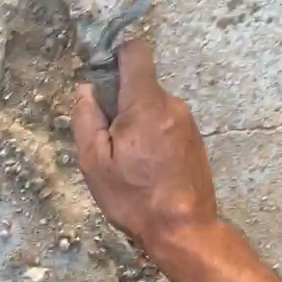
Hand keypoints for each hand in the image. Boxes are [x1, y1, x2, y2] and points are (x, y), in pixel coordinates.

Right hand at [72, 39, 220, 250]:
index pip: (135, 52)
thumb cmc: (134, 198)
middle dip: (120, 103)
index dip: (114, 54)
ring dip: (135, 123)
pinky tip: (146, 167)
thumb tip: (86, 89)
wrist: (183, 228)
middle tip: (108, 141)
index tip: (100, 76)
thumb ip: (86, 118)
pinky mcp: (194, 138)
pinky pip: (165, 123)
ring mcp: (187, 121)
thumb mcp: (94, 162)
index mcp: (146, 104)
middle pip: (140, 84)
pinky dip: (151, 136)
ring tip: (127, 161)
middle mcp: (172, 105)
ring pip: (152, 106)